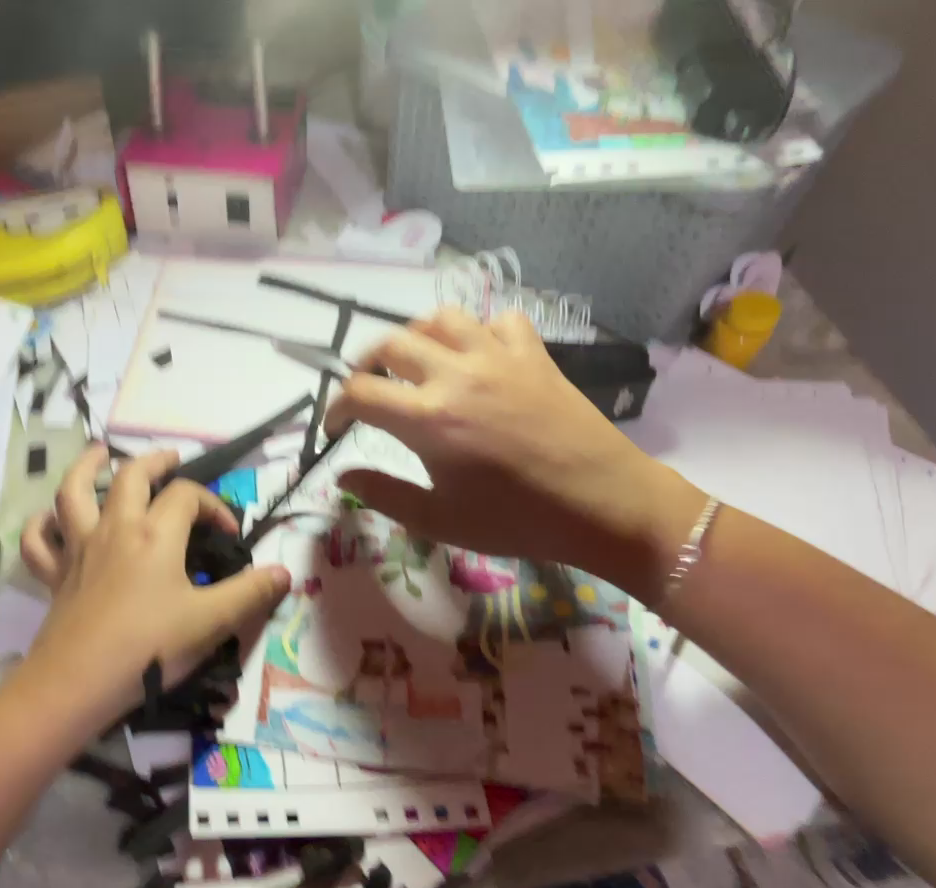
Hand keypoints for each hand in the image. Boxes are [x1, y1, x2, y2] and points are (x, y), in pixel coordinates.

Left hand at [15, 446, 291, 734]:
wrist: (80, 682)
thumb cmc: (149, 648)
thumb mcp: (211, 622)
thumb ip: (250, 594)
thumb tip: (284, 572)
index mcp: (155, 535)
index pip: (187, 497)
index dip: (214, 505)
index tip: (230, 535)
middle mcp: (114, 529)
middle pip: (130, 477)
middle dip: (154, 463)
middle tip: (170, 458)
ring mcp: (78, 550)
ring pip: (73, 493)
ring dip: (86, 467)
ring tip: (98, 454)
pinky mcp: (55, 576)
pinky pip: (39, 542)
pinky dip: (42, 525)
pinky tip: (50, 520)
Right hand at [323, 308, 706, 600]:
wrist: (601, 504)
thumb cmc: (515, 520)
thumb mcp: (438, 520)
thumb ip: (384, 495)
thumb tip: (343, 475)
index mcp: (427, 418)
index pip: (360, 392)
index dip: (334, 408)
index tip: (335, 428)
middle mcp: (456, 374)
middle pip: (390, 344)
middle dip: (366, 366)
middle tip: (367, 392)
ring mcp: (498, 357)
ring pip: (441, 319)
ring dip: (417, 338)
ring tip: (416, 365)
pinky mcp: (534, 355)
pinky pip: (497, 321)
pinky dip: (478, 332)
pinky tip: (477, 358)